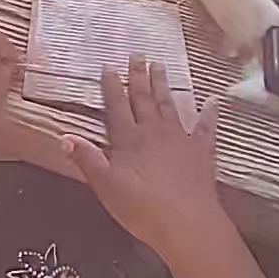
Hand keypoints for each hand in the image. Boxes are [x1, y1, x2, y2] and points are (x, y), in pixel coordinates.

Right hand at [61, 59, 231, 266]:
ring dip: (163, 85)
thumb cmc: (141, 208)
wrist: (187, 224)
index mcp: (130, 138)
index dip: (112, 86)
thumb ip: (87, 159)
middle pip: (144, 98)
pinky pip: (206, 128)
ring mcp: (180, 138)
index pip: (118, 106)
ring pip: (169, 105)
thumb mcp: (106, 186)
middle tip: (137, 54)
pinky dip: (209, 114)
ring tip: (160, 65)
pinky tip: (213, 101)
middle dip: (139, 75)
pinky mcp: (201, 152)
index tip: (109, 65)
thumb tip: (65, 136)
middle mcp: (154, 131)